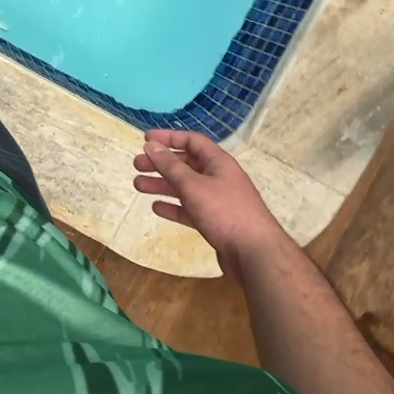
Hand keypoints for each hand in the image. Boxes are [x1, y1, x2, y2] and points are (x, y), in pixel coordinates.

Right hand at [132, 130, 290, 281]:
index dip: (169, 138)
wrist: (256, 255)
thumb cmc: (225, 212)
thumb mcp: (193, 185)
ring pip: (185, 187)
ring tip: (139, 186)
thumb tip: (151, 146)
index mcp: (219, 163)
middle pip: (186, 165)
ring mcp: (219, 202)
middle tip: (137, 165)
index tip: (146, 140)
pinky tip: (157, 208)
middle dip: (161, 164)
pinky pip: (190, 209)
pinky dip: (174, 207)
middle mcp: (219, 179)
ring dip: (163, 185)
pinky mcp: (216, 223)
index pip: (192, 141)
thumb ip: (170, 165)